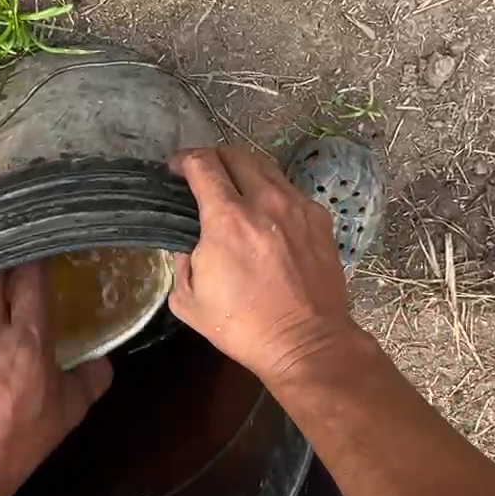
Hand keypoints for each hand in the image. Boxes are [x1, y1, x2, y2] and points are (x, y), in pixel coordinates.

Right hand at [168, 145, 359, 384]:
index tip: (175, 168)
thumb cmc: (244, 326)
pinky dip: (272, 191)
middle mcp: (264, 200)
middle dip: (213, 157)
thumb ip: (180, 262)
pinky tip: (267, 212)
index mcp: (228, 219)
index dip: (184, 160)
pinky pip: (290, 189)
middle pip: (235, 154)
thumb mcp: (189, 301)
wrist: (307, 341)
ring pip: (266, 166)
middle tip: (203, 172)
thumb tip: (186, 241)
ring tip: (235, 186)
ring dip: (244, 169)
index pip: (203, 164)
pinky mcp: (319, 216)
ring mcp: (297, 205)